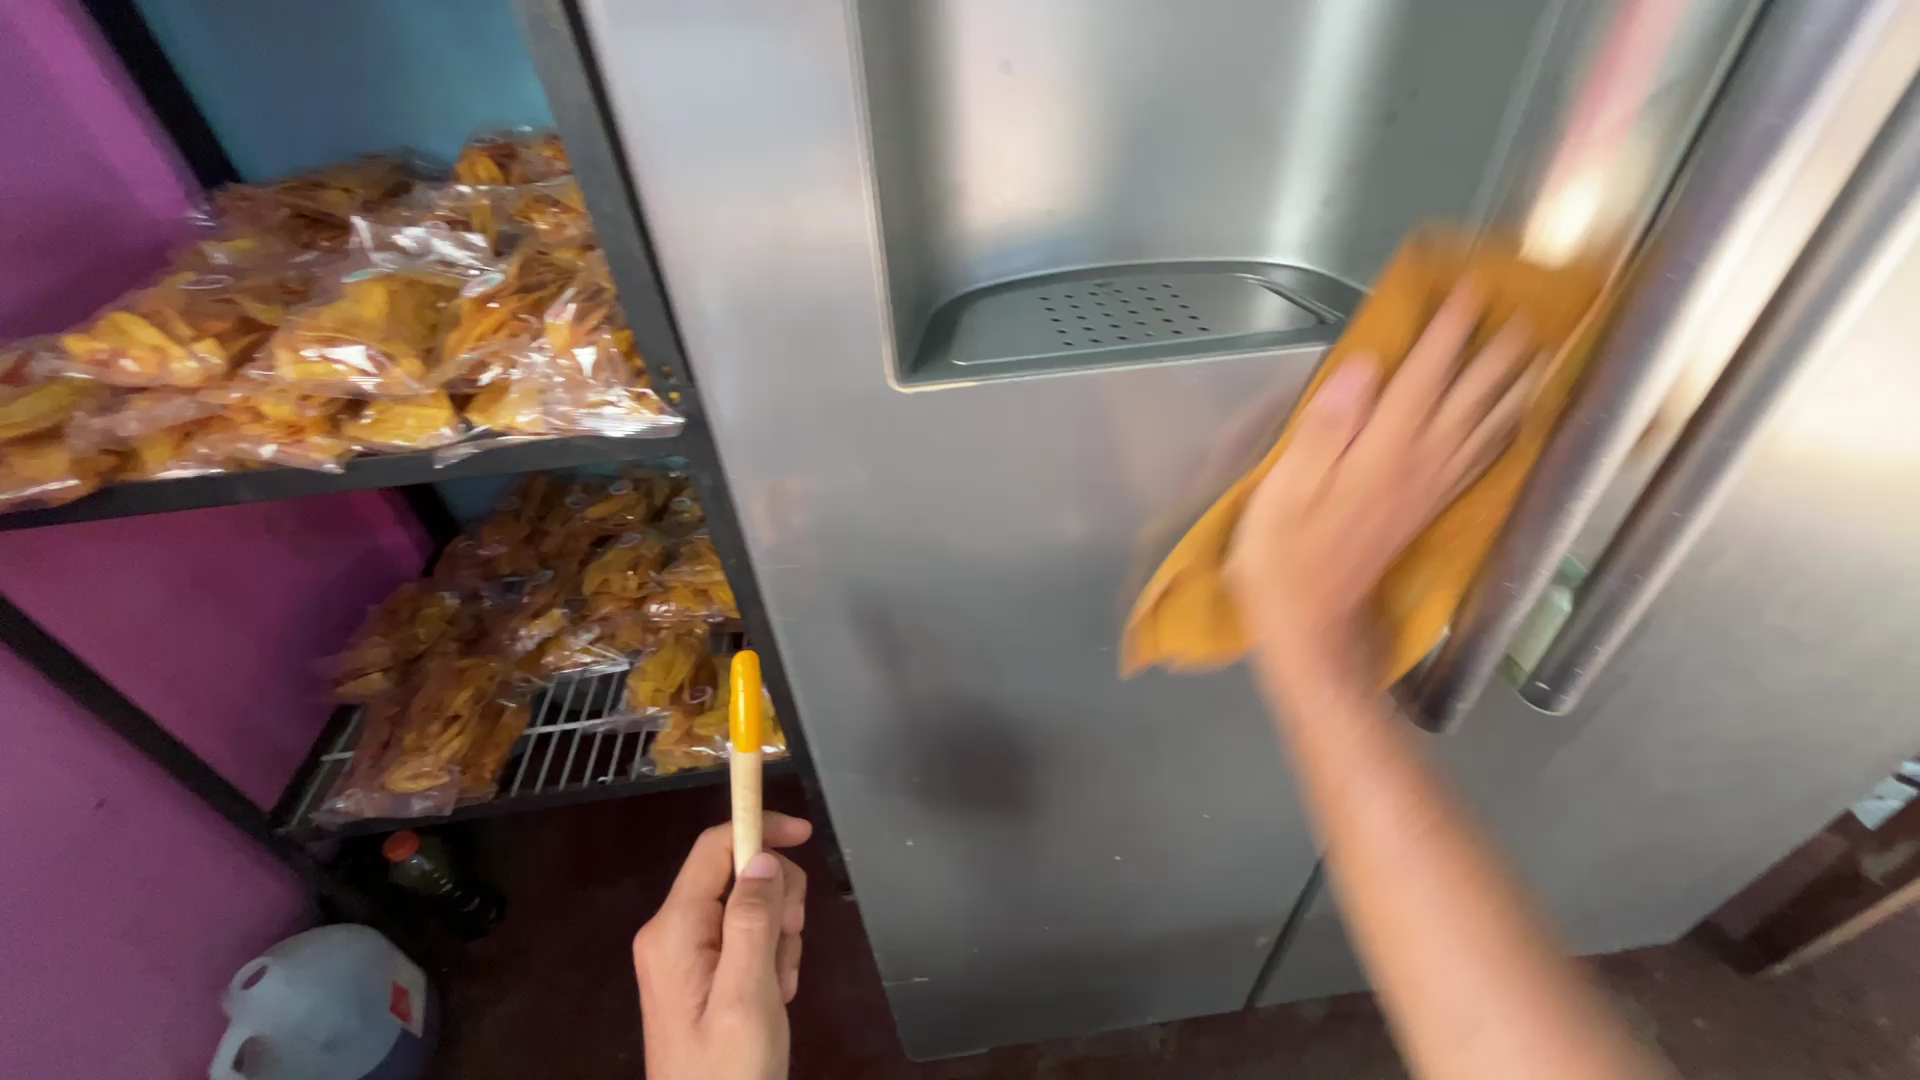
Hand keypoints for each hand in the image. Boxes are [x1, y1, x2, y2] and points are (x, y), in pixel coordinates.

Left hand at [633, 812, 811, 1079]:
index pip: (714, 847)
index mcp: (674, 929)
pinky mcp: (702, 971)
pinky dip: (772, 952)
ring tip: (782, 980)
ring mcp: (686, 952)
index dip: (759, 828)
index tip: (805, 834)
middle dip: (777, 894)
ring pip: (749, 903)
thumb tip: (763, 856)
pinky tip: (776, 988)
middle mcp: (674, 931)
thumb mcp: (747, 996)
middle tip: (795, 934)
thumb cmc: (728, 1071)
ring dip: (779, 931)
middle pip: (737, 872)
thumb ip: (753, 920)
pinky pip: (747, 934)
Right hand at [1226, 284, 1535, 693]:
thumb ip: (1323, 429)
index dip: (1447, 332)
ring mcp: (1428, 489)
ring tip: (1537, 353)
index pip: (1424, 378)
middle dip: (1497, 351)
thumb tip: (1360, 369)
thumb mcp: (1283, 492)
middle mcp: (1417, 465)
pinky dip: (1504, 431)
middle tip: (1523, 310)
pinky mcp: (1427, 509)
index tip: (1468, 291)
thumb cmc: (1283, 558)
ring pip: (1488, 426)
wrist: (1311, 622)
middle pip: (1470, 397)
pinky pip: (1480, 460)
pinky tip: (1512, 421)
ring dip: (1515, 385)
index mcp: (1380, 454)